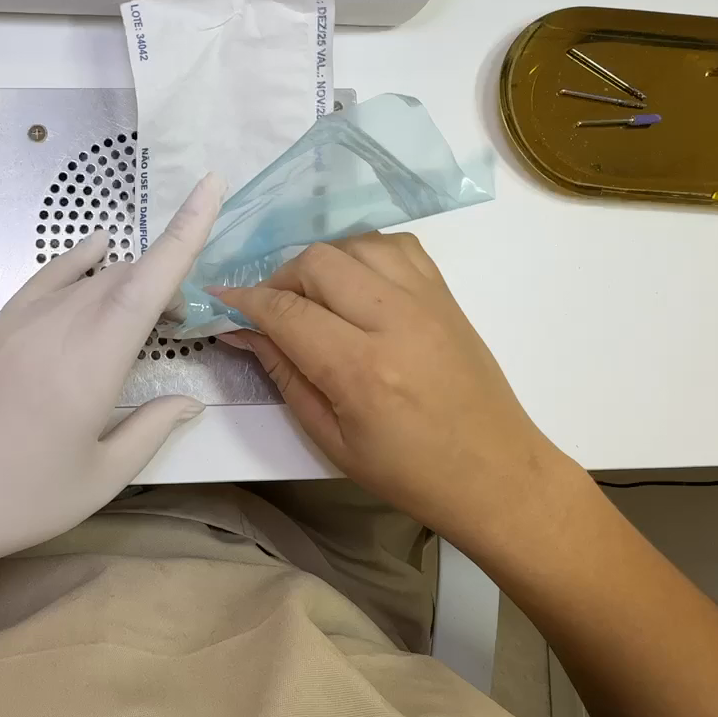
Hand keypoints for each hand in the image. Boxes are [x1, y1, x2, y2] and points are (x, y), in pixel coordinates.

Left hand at [0, 176, 225, 608]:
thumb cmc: (18, 499)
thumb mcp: (99, 478)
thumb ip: (150, 429)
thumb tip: (189, 401)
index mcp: (91, 363)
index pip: (148, 282)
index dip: (185, 232)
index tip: (211, 185)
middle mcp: (57, 327)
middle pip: (123, 278)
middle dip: (165, 279)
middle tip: (184, 318)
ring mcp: (20, 322)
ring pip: (88, 278)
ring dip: (127, 281)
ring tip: (147, 310)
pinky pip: (46, 279)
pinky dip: (77, 262)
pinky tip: (95, 253)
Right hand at [213, 232, 573, 543]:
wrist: (496, 473)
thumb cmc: (406, 471)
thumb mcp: (329, 437)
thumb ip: (283, 374)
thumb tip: (242, 332)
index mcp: (361, 369)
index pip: (286, 311)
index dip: (244, 301)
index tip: (221, 300)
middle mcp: (395, 321)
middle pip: (317, 262)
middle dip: (280, 280)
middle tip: (272, 311)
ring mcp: (427, 300)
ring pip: (354, 243)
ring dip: (321, 264)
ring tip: (313, 298)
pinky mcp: (445, 294)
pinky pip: (395, 246)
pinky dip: (363, 254)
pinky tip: (354, 284)